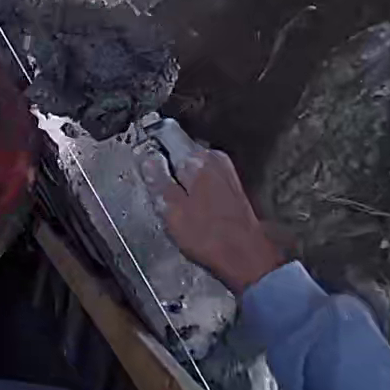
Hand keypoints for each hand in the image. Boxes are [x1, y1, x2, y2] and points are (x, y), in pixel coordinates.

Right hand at [139, 123, 283, 292]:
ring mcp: (226, 171)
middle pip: (180, 147)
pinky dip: (194, 186)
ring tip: (174, 202)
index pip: (167, 131)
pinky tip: (192, 207)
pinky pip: (205, 175)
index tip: (142, 154)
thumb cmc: (208, 237)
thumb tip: (145, 156)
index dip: (151, 138)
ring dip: (180, 175)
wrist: (247, 258)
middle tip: (156, 188)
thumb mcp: (171, 209)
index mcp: (196, 159)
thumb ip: (156, 178)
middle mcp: (214, 158)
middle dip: (166, 161)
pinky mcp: (232, 186)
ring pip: (193, 162)